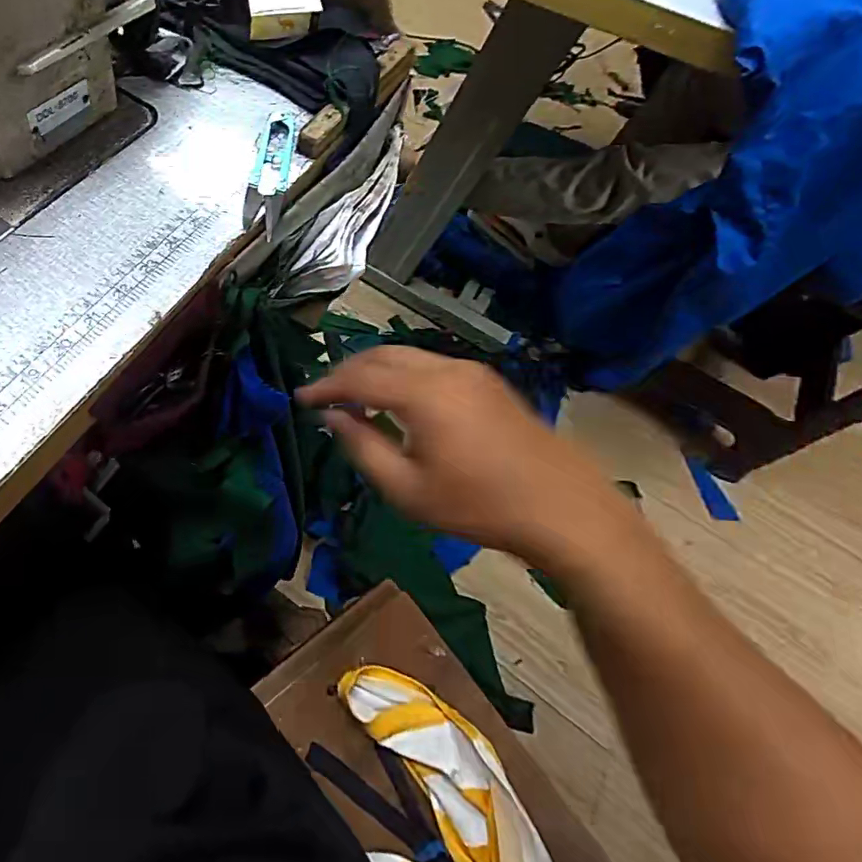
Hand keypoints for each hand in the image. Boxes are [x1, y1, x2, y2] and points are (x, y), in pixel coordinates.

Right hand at [295, 346, 649, 580]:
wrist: (562, 507)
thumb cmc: (478, 506)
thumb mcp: (406, 489)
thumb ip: (362, 447)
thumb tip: (332, 417)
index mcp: (422, 394)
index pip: (357, 378)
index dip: (324, 386)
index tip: (299, 399)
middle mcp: (444, 369)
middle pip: (380, 356)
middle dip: (346, 371)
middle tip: (323, 396)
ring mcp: (470, 371)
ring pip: (406, 355)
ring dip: (373, 369)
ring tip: (353, 396)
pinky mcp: (486, 380)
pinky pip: (429, 364)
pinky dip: (400, 373)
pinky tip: (395, 399)